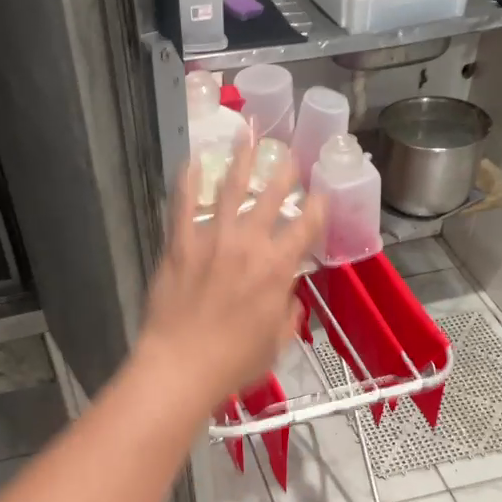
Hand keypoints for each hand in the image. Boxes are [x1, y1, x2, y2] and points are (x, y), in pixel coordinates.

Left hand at [136, 140, 327, 407]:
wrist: (181, 365)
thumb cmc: (233, 364)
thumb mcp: (275, 345)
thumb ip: (286, 315)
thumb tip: (288, 298)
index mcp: (277, 270)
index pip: (306, 226)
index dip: (318, 207)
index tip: (322, 194)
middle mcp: (249, 245)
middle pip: (271, 197)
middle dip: (284, 173)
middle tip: (290, 157)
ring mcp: (212, 239)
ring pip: (231, 187)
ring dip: (243, 159)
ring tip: (249, 135)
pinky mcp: (179, 244)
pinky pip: (185, 203)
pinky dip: (190, 180)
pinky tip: (193, 161)